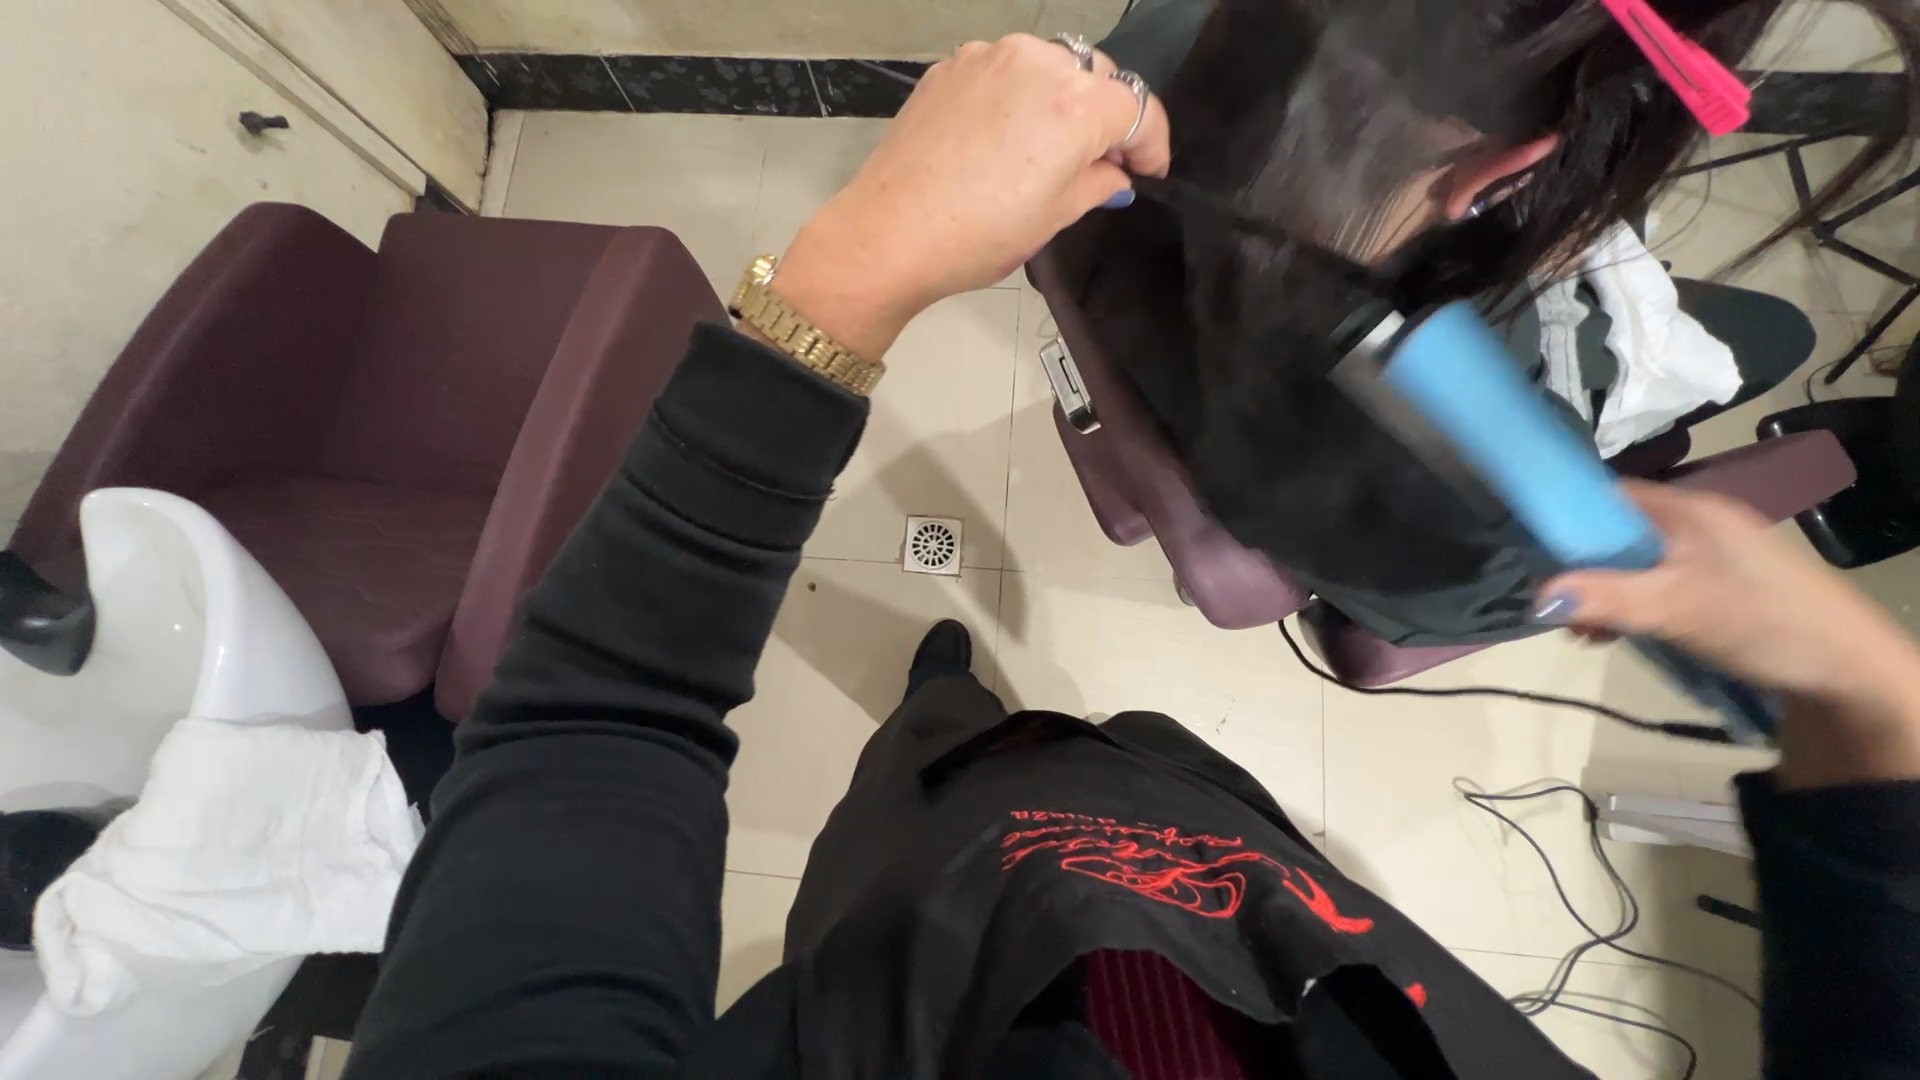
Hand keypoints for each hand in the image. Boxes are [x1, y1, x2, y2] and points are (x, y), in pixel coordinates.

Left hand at [771, 34, 1171, 359]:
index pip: (1139, 109)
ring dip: (1061, 103)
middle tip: (1097, 166)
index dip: (1150, 145)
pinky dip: (1018, 99)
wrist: (890, 235)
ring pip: (1050, 67)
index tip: (1146, 172)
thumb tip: (1115, 175)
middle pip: (1096, 78)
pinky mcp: (953, 67)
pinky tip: (1002, 141)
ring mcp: (990, 57)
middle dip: (1105, 119)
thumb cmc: (975, 237)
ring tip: (1045, 153)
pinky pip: (1004, 72)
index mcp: (1075, 105)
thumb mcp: (1051, 219)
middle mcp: (1038, 63)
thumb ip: (1096, 185)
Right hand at [1541, 483, 1919, 784]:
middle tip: (1560, 605)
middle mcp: (1698, 524)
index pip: (1607, 495)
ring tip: (1588, 631)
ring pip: (1630, 564)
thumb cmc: (1763, 623)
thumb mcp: (1672, 608)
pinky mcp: (1717, 587)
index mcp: (1690, 511)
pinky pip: (1652, 585)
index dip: (1566, 516)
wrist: (1853, 676)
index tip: (1535, 551)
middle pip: (1614, 532)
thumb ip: (1601, 598)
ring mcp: (1710, 556)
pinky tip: (1617, 633)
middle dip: (1579, 569)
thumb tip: (1535, 598)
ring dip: (1601, 594)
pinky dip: (1627, 606)